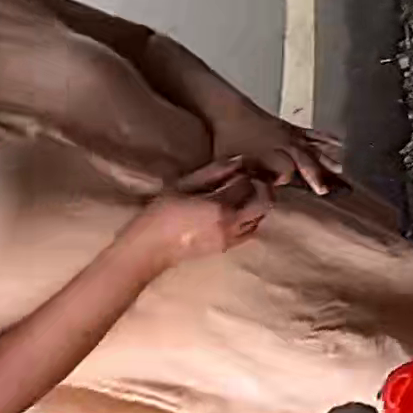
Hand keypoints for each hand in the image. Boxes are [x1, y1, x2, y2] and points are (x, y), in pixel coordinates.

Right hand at [119, 168, 272, 270]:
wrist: (147, 251)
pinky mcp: (229, 246)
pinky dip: (254, 216)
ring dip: (260, 201)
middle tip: (254, 178)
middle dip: (264, 186)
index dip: (248, 172)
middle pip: (265, 200)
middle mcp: (232, 222)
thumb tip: (240, 160)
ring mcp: (232, 237)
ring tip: (248, 192)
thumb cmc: (159, 215)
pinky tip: (242, 210)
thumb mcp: (182, 187)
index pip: (248, 183)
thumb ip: (214, 172)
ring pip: (262, 215)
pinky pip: (253, 229)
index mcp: (220, 206)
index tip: (242, 168)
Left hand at [207, 110, 345, 194]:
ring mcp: (291, 135)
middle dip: (314, 176)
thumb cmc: (226, 138)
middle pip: (304, 160)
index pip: (284, 171)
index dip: (285, 180)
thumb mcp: (227, 160)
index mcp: (268, 153)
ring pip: (313, 148)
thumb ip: (244, 175)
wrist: (228, 109)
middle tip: (325, 191)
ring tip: (339, 170)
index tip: (285, 190)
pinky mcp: (293, 129)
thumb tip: (260, 187)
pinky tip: (339, 143)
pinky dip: (327, 139)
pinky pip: (314, 134)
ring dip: (326, 159)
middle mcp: (284, 144)